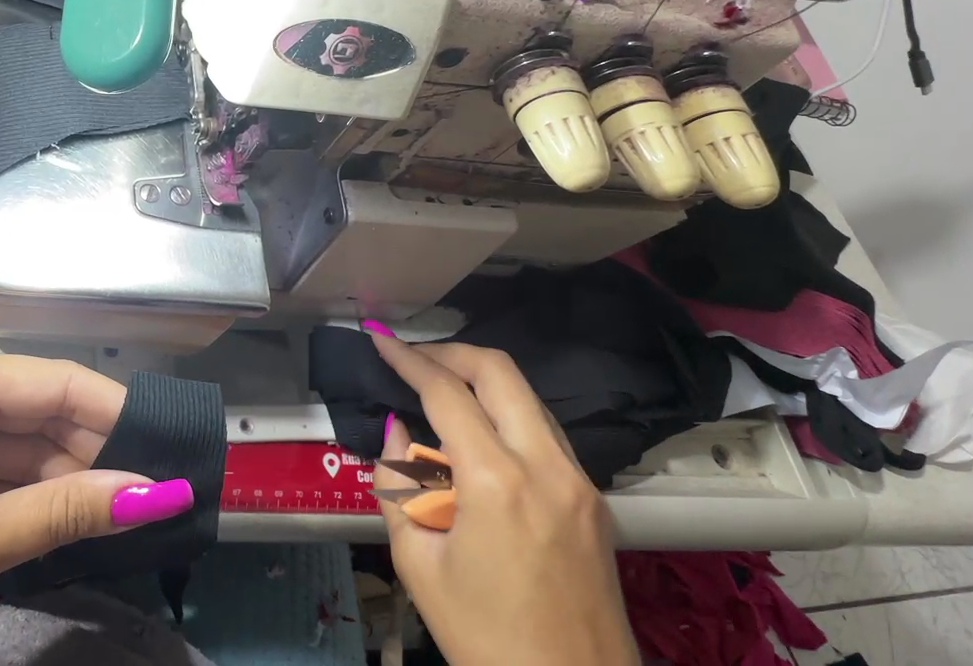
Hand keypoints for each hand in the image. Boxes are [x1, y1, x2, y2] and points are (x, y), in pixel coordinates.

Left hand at [0, 348, 193, 665]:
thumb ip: (65, 513)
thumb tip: (160, 493)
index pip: (58, 382)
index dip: (123, 417)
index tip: (183, 455)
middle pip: (42, 411)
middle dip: (99, 455)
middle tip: (166, 501)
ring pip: (21, 444)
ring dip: (67, 482)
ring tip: (134, 518)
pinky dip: (30, 498)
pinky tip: (74, 526)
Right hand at [366, 327, 639, 665]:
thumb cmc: (484, 638)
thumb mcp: (417, 563)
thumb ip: (397, 485)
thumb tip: (398, 432)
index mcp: (497, 481)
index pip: (447, 392)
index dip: (407, 358)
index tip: (378, 338)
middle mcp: (548, 467)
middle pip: (500, 372)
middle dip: (449, 352)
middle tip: (410, 356)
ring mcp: (580, 483)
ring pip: (528, 398)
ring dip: (481, 380)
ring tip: (436, 390)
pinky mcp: (594, 502)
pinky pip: (544, 433)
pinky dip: (505, 414)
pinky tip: (475, 436)